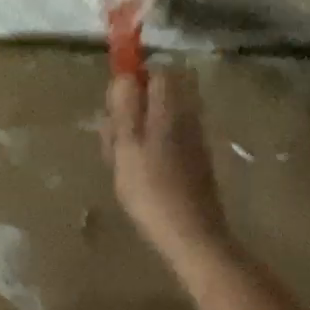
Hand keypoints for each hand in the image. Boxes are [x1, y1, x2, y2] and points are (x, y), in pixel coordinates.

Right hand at [105, 68, 230, 264]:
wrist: (191, 236)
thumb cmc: (150, 189)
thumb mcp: (126, 145)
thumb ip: (126, 107)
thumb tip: (126, 75)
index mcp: (169, 111)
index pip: (158, 73)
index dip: (135, 77)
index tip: (115, 99)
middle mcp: (188, 119)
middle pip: (160, 96)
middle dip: (134, 106)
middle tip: (113, 134)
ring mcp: (195, 142)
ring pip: (162, 119)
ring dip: (139, 130)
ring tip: (120, 157)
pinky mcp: (196, 163)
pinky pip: (168, 140)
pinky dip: (150, 147)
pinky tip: (137, 172)